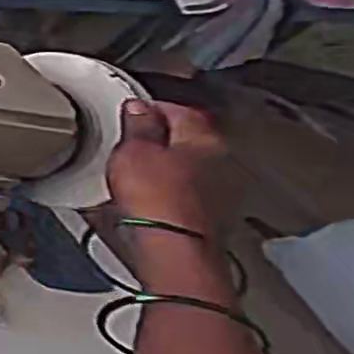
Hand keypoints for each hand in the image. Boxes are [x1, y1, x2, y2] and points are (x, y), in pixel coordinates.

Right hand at [106, 99, 237, 240]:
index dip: (152, 107)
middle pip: (188, 139)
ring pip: (188, 165)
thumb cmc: (157, 198)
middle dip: (161, 136)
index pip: (181, 111)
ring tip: (134, 166)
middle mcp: (223, 164)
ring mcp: (220, 192)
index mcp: (207, 141)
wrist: (171, 245)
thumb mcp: (134, 150)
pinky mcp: (208, 214)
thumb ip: (139, 125)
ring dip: (165, 162)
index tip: (131, 110)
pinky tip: (146, 191)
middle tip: (131, 137)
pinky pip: (184, 189)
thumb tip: (140, 109)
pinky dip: (166, 185)